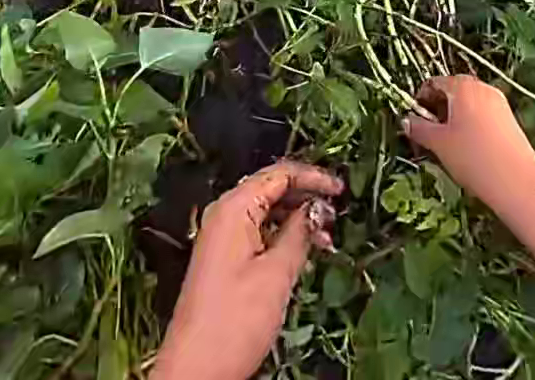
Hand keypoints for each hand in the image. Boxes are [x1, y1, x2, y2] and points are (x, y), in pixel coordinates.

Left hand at [152, 161, 342, 379]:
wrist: (194, 371)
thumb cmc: (235, 320)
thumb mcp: (276, 275)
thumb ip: (299, 233)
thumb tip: (316, 207)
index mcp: (234, 207)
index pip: (278, 174)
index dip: (311, 177)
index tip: (340, 188)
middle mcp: (225, 212)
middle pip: (271, 188)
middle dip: (305, 196)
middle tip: (337, 210)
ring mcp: (223, 234)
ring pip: (267, 211)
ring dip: (297, 218)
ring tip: (327, 236)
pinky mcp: (225, 255)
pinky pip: (258, 231)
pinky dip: (283, 235)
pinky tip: (305, 250)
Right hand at [401, 75, 534, 209]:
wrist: (520, 185)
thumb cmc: (473, 157)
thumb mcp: (438, 143)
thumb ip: (418, 128)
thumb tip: (406, 120)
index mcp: (462, 86)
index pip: (433, 83)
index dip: (420, 101)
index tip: (415, 122)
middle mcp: (482, 88)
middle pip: (452, 92)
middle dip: (437, 110)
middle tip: (429, 135)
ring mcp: (499, 103)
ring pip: (468, 105)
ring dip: (454, 119)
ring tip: (448, 145)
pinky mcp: (511, 121)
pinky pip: (483, 115)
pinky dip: (471, 126)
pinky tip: (469, 150)